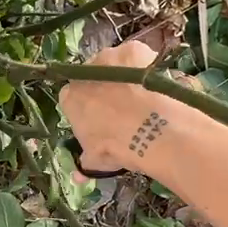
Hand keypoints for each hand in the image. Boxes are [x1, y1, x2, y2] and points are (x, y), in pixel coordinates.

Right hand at [57, 39, 180, 175]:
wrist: (154, 131)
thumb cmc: (119, 148)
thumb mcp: (97, 161)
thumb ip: (86, 162)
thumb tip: (78, 177)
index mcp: (70, 98)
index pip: (73, 98)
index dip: (87, 108)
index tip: (102, 119)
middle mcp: (84, 74)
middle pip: (92, 78)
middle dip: (105, 90)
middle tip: (124, 109)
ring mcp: (109, 58)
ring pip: (114, 65)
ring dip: (124, 76)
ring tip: (144, 96)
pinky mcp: (134, 49)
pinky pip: (138, 57)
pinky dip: (146, 67)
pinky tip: (157, 83)